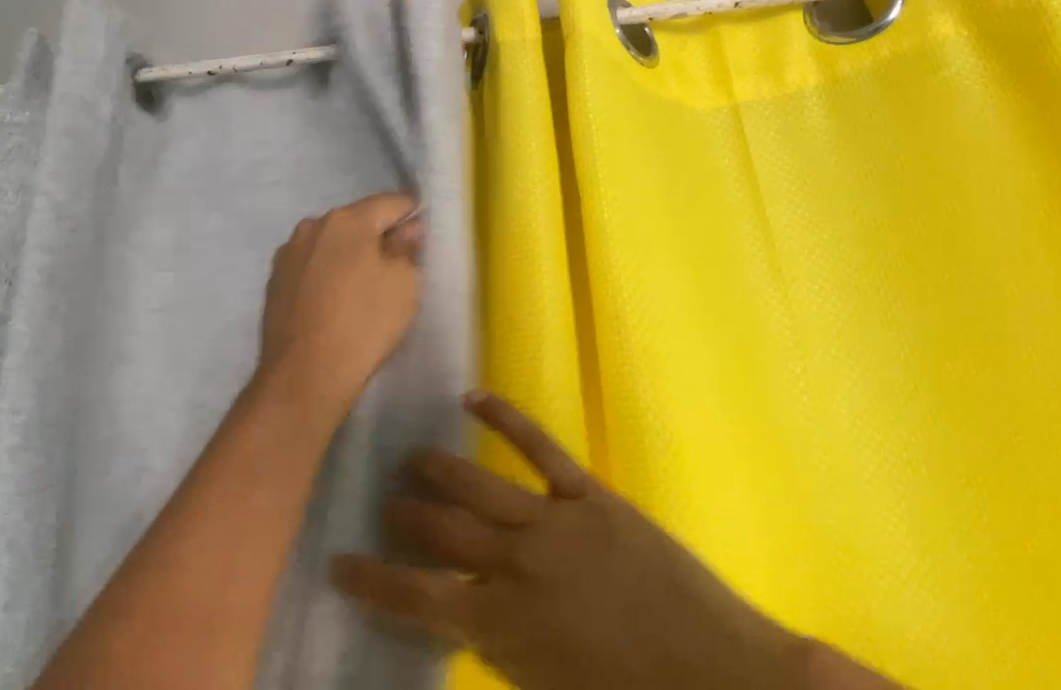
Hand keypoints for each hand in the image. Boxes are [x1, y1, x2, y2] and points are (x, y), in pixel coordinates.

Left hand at [258, 192, 425, 406]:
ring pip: (330, 244)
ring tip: (363, 288)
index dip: (413, 215)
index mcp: (347, 219)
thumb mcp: (404, 284)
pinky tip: (335, 302)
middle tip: (397, 267)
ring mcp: (288, 253)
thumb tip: (407, 228)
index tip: (423, 236)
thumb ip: (407, 247)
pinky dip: (326, 275)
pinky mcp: (274, 280)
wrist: (304, 374)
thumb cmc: (364, 324)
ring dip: (349, 256)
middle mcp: (312, 226)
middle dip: (378, 236)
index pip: (391, 202)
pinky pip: (311, 267)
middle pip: (357, 221)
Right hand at [332, 392, 868, 689]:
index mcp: (502, 626)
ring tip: (408, 457)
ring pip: (476, 484)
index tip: (337, 563)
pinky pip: (540, 448)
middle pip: (439, 530)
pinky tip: (472, 398)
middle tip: (384, 505)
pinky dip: (505, 418)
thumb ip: (496, 652)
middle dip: (403, 516)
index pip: (414, 597)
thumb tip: (460, 616)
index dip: (370, 580)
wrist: (723, 680)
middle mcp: (516, 565)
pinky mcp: (591, 496)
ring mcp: (553, 523)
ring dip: (436, 468)